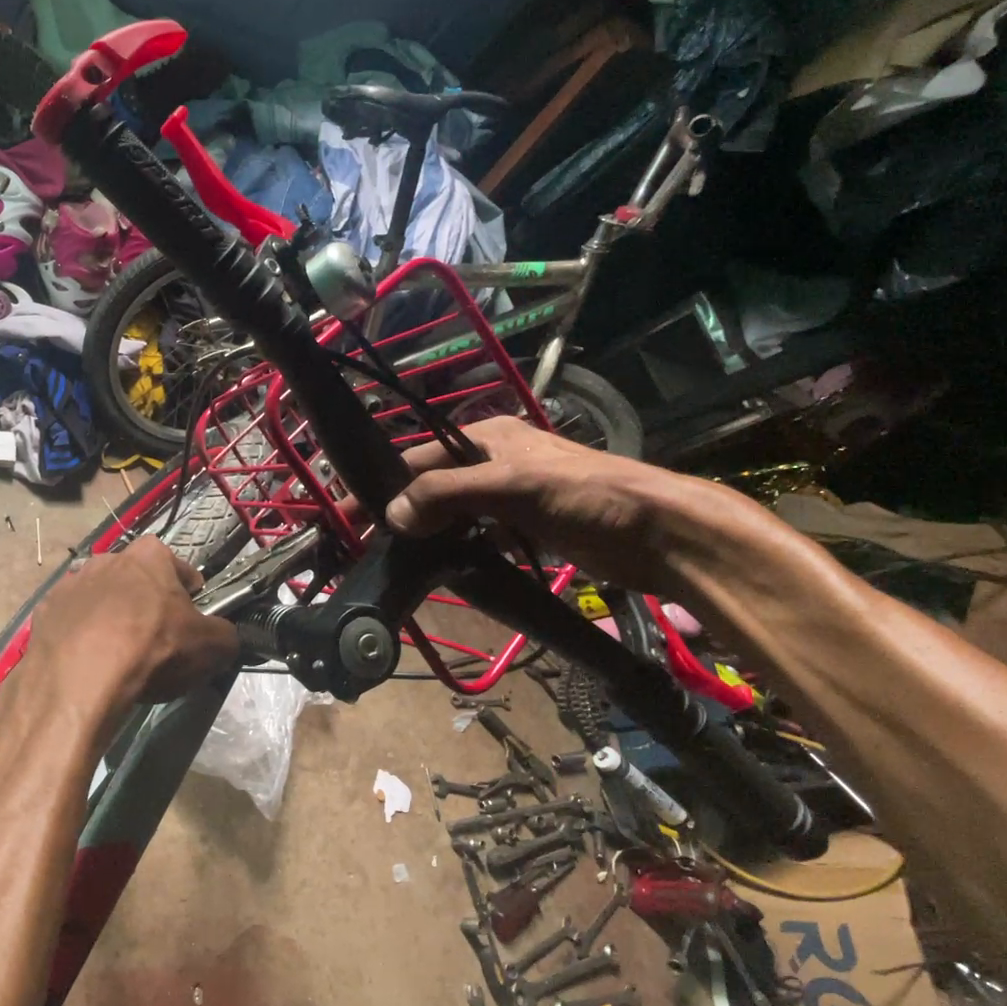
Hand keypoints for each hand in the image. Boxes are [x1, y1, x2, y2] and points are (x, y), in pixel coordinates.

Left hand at [17, 536, 239, 712]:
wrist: (81, 677)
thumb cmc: (152, 650)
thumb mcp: (211, 646)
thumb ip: (225, 635)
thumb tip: (225, 635)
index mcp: (149, 556)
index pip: (175, 564)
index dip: (185, 589)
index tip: (189, 613)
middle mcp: (107, 559)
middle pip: (133, 578)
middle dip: (144, 600)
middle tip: (153, 636)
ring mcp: (70, 583)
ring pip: (98, 597)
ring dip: (108, 615)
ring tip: (115, 652)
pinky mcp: (44, 611)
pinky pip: (69, 620)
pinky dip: (78, 634)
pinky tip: (85, 661)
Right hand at [384, 416, 725, 596]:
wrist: (660, 531)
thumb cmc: (585, 495)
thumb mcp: (511, 487)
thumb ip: (447, 496)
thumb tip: (391, 516)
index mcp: (484, 438)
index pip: (414, 460)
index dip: (380, 487)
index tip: (346, 516)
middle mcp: (491, 461)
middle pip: (429, 486)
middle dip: (398, 512)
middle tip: (365, 545)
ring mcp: (508, 496)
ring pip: (450, 513)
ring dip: (425, 533)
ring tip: (393, 559)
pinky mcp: (524, 526)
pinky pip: (475, 535)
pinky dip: (455, 548)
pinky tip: (440, 567)